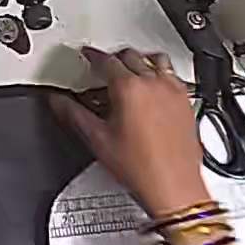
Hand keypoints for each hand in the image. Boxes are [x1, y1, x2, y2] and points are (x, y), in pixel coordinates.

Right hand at [51, 47, 209, 215]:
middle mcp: (153, 83)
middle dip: (114, 58)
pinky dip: (160, 74)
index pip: (106, 60)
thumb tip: (58, 101)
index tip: (87, 56)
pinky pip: (172, 75)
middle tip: (104, 67)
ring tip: (130, 71)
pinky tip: (154, 87)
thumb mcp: (98, 140)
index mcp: (129, 87)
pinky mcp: (185, 101)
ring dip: (139, 60)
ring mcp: (172, 90)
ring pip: (154, 59)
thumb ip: (74, 114)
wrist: (175, 189)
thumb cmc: (141, 169)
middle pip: (130, 55)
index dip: (92, 56)